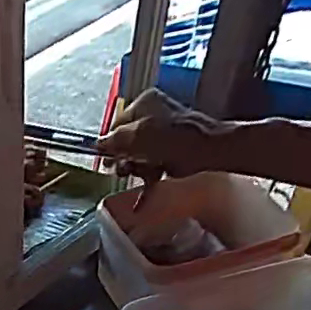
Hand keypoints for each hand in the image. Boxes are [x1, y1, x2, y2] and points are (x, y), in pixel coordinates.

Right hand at [97, 88, 232, 181]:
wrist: (211, 152)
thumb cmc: (176, 140)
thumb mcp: (140, 136)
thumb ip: (117, 140)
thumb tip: (99, 145)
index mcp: (145, 104)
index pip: (117, 125)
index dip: (110, 144)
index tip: (107, 162)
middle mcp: (153, 117)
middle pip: (127, 143)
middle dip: (124, 159)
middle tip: (124, 170)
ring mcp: (163, 137)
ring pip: (138, 158)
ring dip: (135, 170)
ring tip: (138, 176)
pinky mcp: (171, 155)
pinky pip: (151, 170)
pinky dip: (146, 184)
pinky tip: (139, 204)